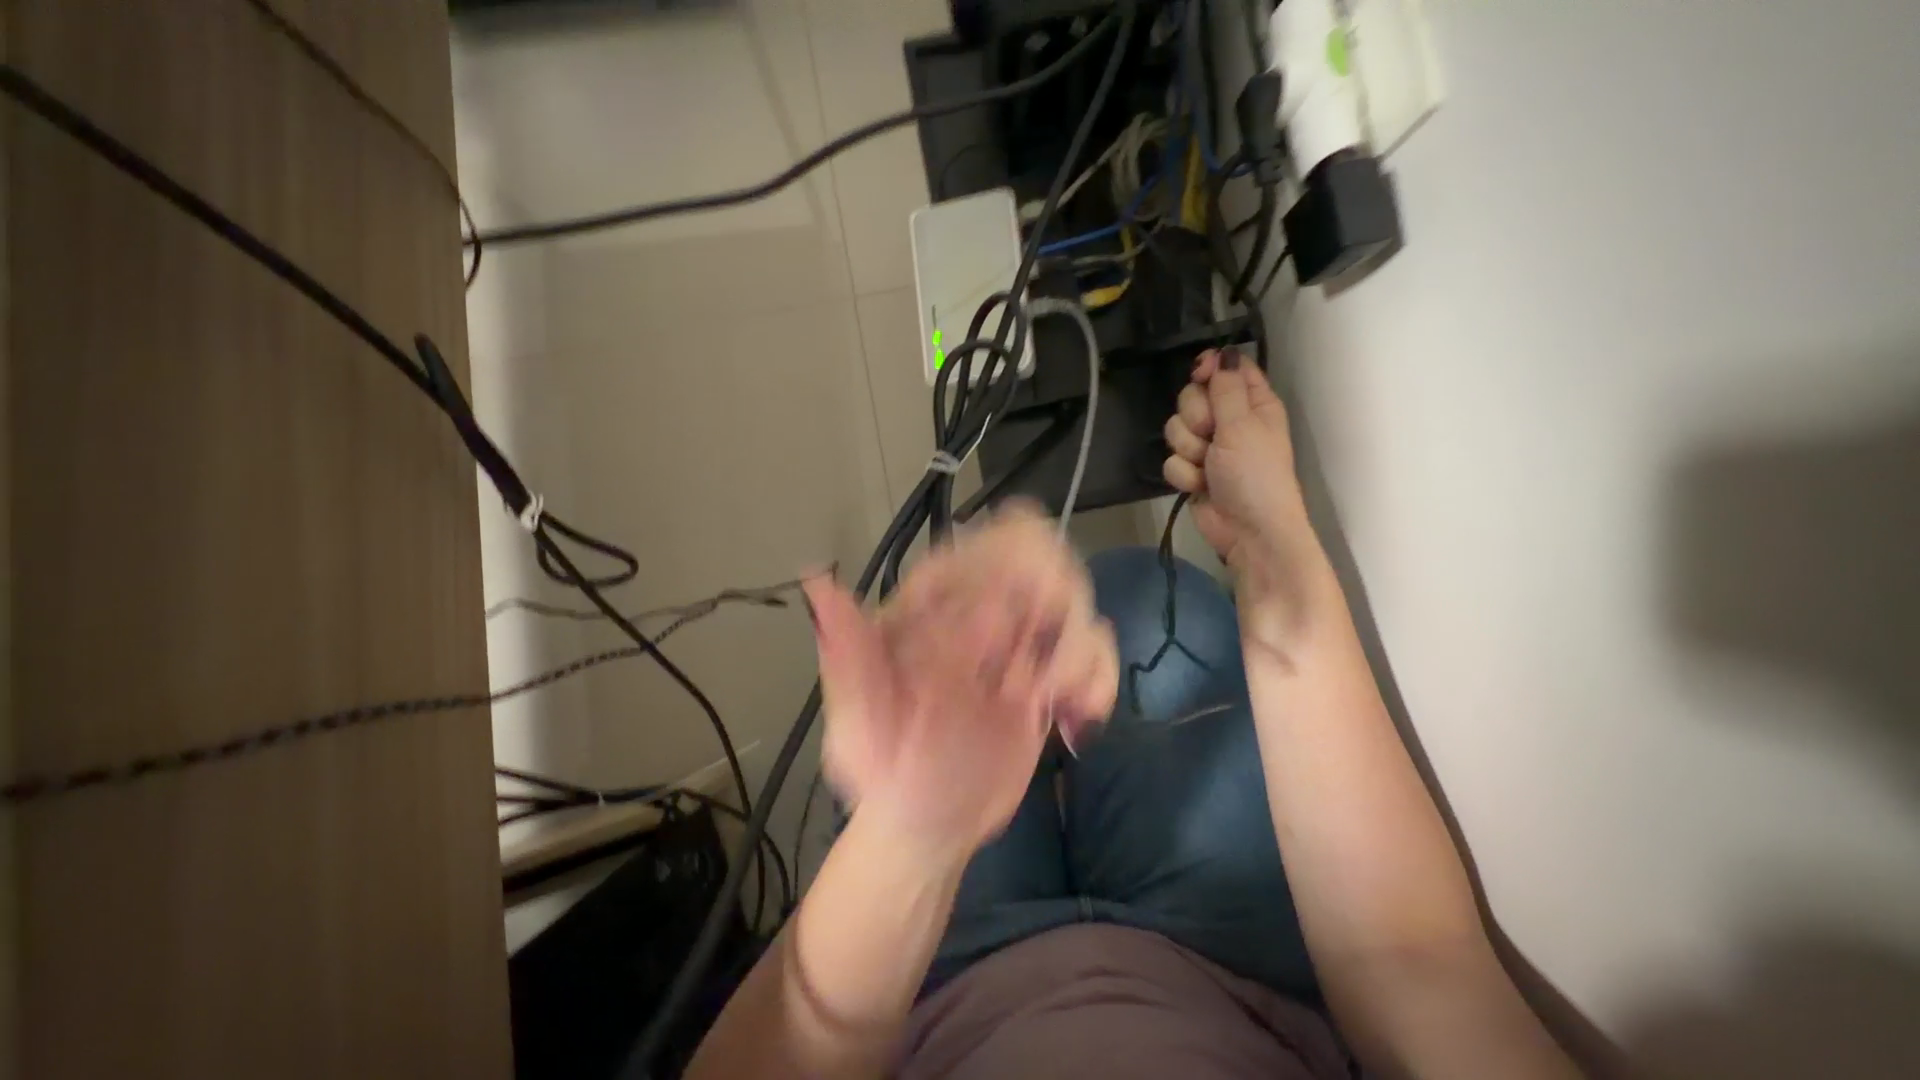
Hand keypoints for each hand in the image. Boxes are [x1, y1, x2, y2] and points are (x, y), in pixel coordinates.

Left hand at [803, 504, 1116, 857]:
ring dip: (1077, 657)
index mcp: (930, 607)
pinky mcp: (1051, 677)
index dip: (1004, 583)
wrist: (925, 826)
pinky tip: (1072, 725)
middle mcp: (978, 611)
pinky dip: (1099, 683)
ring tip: (1046, 706)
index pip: (981, 548)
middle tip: (1034, 677)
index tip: (996, 652)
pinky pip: (1098, 650)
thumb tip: (818, 581)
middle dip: (1056, 614)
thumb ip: (847, 654)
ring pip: (1080, 604)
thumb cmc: (881, 771)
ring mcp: (1019, 643)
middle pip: (1046, 559)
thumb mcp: (856, 722)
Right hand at [1161, 348, 1311, 569]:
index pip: (1228, 368)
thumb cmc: (1255, 474)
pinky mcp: (1192, 472)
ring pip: (1176, 429)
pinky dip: (1184, 474)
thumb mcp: (1243, 424)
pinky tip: (1200, 487)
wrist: (1249, 531)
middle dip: (1195, 416)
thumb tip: (1223, 352)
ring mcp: (1209, 447)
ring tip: (1208, 466)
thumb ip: (1226, 388)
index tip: (1200, 376)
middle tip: (1211, 433)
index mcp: (1253, 403)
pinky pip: (1172, 460)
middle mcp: (1230, 420)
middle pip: (1192, 397)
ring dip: (1189, 448)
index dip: (1210, 368)